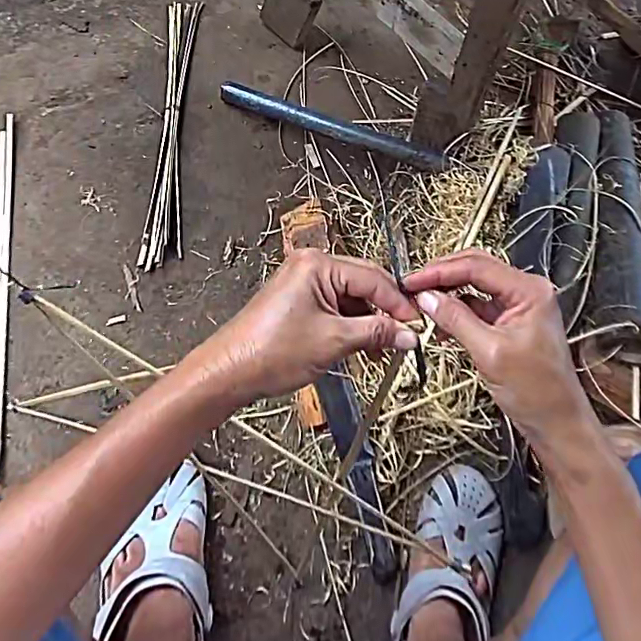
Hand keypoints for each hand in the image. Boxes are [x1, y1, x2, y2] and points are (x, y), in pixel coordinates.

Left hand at [185, 249, 419, 406]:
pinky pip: (336, 304)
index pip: (373, 278)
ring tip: (383, 346)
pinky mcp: (299, 298)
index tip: (415, 324)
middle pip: (365, 283)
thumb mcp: (333, 341)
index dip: (398, 304)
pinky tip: (362, 344)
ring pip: (353, 296)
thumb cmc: (267, 353)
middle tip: (405, 333)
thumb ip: (377, 333)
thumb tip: (408, 334)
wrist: (225, 375)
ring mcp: (304, 280)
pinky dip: (351, 323)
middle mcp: (311, 265)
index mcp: (318, 265)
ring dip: (369, 320)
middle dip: (386, 311)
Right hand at [403, 249, 597, 452]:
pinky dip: (459, 312)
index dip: (441, 271)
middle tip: (412, 286)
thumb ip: (457, 320)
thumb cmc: (537, 390)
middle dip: (443, 276)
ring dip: (449, 294)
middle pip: (478, 268)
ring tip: (421, 304)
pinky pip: (480, 306)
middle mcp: (527, 290)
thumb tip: (428, 297)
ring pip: (477, 286)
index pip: (478, 266)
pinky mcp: (512, 321)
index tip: (412, 280)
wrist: (557, 421)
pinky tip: (440, 325)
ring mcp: (520, 305)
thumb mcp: (490, 353)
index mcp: (529, 290)